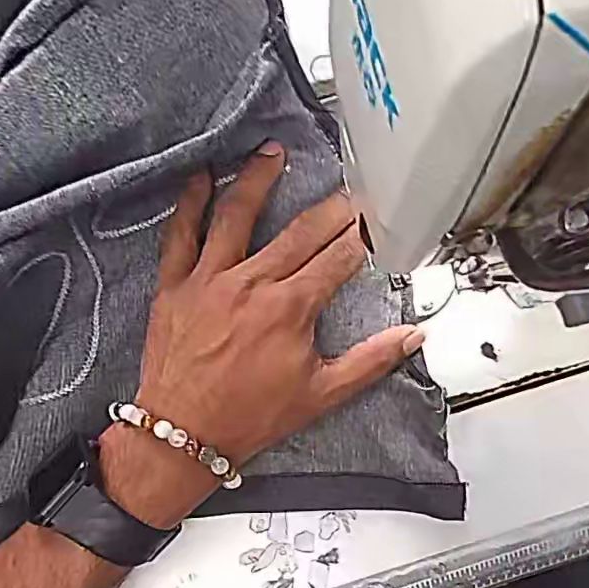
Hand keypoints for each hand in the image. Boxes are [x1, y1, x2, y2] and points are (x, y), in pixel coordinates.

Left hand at [98, 142, 423, 527]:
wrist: (185, 435)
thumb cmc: (250, 417)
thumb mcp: (321, 395)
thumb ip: (370, 362)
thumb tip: (412, 338)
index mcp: (291, 309)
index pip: (337, 259)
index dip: (360, 238)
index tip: (372, 224)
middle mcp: (252, 284)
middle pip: (300, 231)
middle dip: (329, 209)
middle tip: (345, 192)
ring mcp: (210, 280)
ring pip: (237, 215)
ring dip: (258, 179)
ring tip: (273, 153)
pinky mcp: (175, 286)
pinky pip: (180, 234)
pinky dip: (190, 203)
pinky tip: (201, 178)